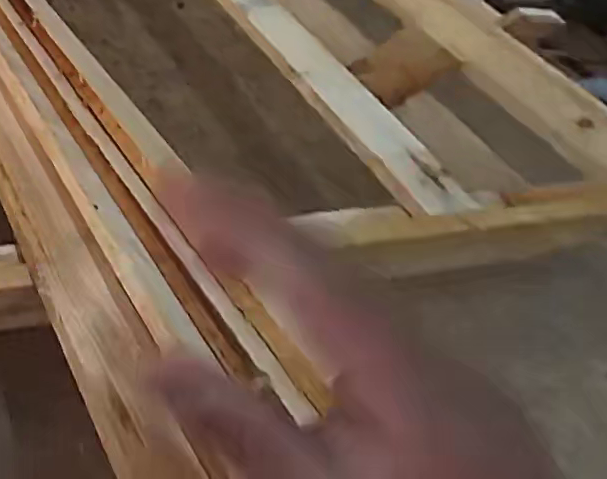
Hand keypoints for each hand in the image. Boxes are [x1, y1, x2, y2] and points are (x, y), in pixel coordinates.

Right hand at [149, 180, 558, 478]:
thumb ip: (242, 427)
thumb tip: (154, 361)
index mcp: (397, 365)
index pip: (299, 263)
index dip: (230, 213)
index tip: (172, 180)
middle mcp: (427, 350)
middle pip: (324, 258)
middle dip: (246, 220)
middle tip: (179, 196)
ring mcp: (447, 370)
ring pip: (346, 280)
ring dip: (273, 249)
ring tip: (211, 237)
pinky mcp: (453, 394)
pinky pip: (363, 310)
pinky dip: (307, 284)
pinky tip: (284, 299)